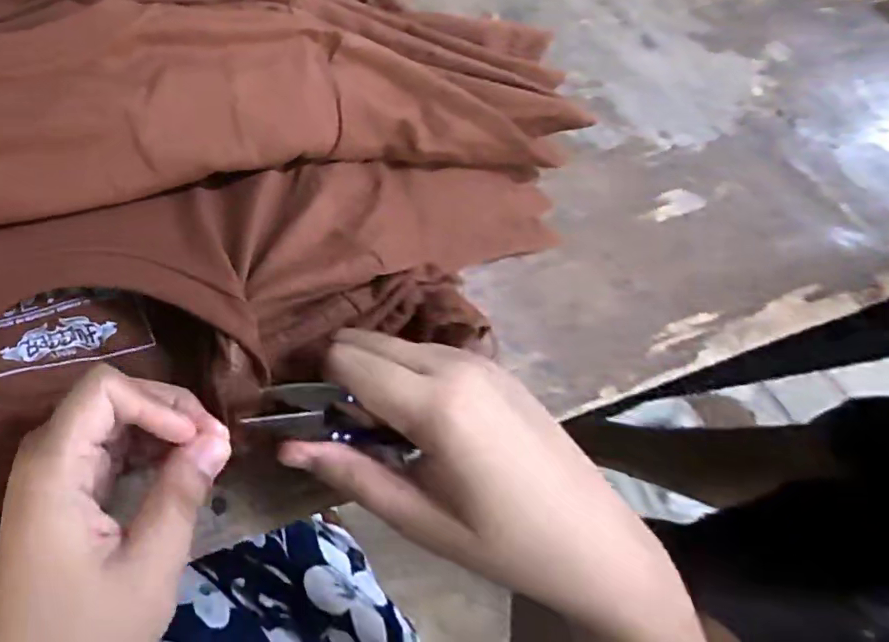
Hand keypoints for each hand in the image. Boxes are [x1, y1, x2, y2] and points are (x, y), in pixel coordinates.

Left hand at [0, 366, 232, 641]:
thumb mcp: (145, 572)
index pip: (104, 388)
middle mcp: (46, 449)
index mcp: (54, 461)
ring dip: (158, 426)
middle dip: (164, 408)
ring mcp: (50, 465)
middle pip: (107, 396)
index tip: (198, 436)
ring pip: (108, 416)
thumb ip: (179, 498)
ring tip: (205, 450)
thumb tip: (217, 439)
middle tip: (215, 439)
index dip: (155, 401)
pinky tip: (176, 465)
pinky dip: (142, 448)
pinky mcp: (60, 484)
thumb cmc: (84, 631)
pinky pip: (104, 445)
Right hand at [278, 331, 704, 641]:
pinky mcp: (489, 360)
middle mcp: (452, 363)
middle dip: (340, 374)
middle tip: (355, 428)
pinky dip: (401, 370)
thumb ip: (349, 473)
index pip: (343, 360)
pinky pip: (420, 348)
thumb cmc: (506, 544)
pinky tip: (425, 418)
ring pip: (387, 341)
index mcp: (436, 404)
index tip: (323, 423)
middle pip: (359, 340)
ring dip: (371, 371)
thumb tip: (284, 447)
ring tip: (392, 428)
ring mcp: (475, 356)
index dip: (319, 386)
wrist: (605, 548)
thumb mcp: (421, 520)